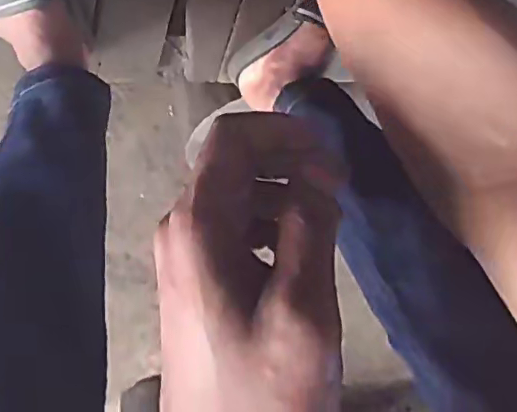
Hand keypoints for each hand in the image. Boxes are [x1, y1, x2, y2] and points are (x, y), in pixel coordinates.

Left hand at [155, 112, 344, 411]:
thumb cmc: (262, 394)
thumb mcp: (300, 315)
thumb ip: (309, 232)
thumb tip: (315, 173)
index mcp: (197, 223)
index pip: (229, 139)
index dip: (277, 130)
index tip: (325, 148)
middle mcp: (180, 224)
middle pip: (230, 161)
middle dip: (284, 157)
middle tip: (336, 178)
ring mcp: (183, 250)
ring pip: (232, 190)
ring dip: (279, 186)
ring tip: (326, 208)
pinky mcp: (194, 274)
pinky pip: (231, 222)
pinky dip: (267, 216)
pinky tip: (299, 241)